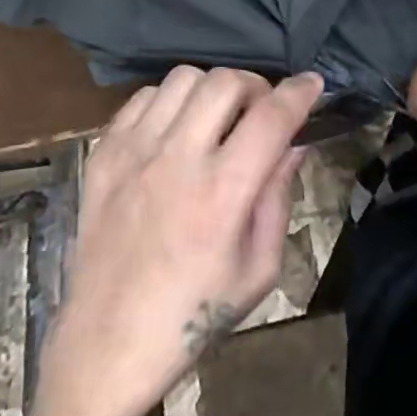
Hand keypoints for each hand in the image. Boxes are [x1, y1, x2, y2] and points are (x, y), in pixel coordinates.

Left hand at [23, 67, 319, 415]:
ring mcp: (133, 150)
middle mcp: (176, 158)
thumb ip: (278, 198)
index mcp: (222, 193)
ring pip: (182, 78)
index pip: (270, 118)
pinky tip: (176, 129)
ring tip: (217, 118)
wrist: (110, 337)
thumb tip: (294, 145)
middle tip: (260, 112)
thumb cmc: (195, 312)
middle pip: (224, 82)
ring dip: (211, 90)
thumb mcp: (258, 269)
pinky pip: (143, 97)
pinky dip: (169, 102)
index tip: (313, 84)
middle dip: (256, 86)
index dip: (299, 92)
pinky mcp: (104, 152)